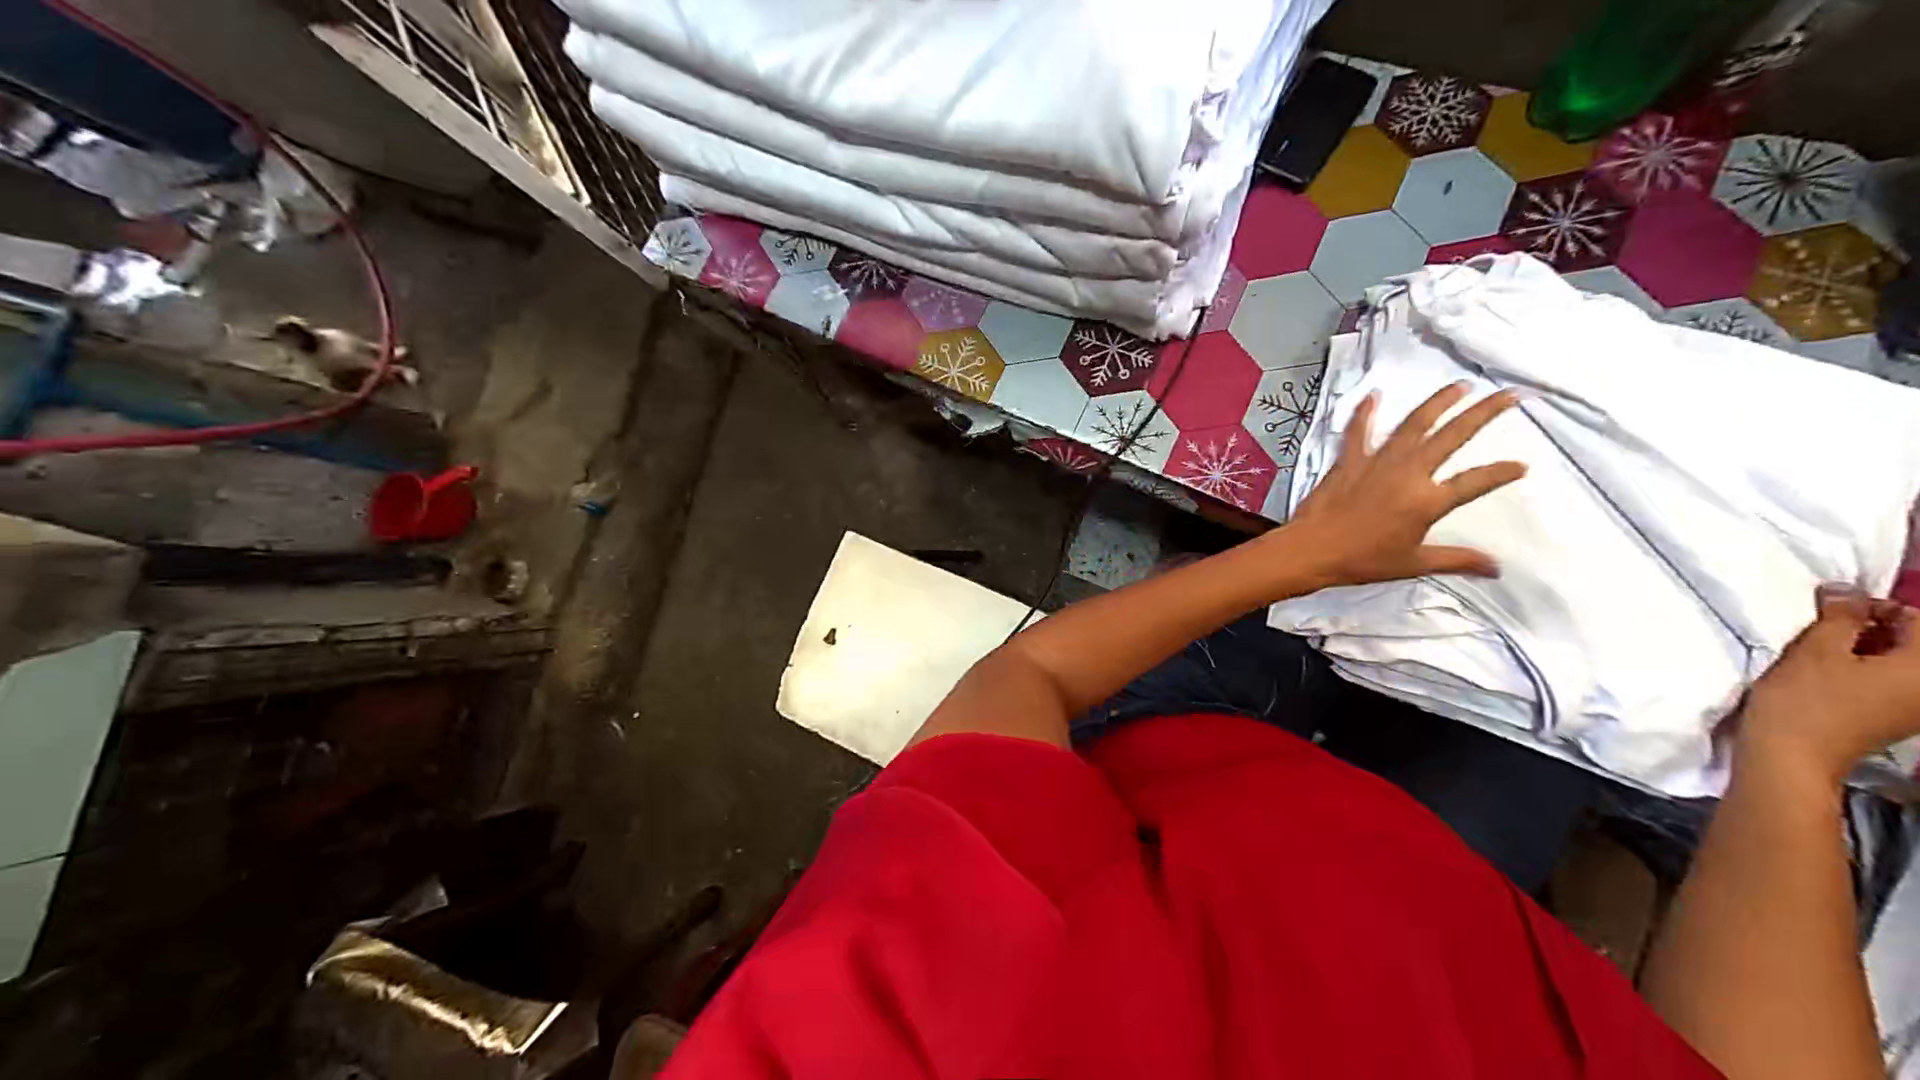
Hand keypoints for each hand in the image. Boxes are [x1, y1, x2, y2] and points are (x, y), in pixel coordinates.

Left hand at [1282, 381, 1525, 588]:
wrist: (1311, 550)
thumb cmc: (1362, 560)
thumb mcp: (1414, 564)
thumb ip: (1457, 560)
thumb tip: (1497, 569)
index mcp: (1427, 501)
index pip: (1475, 482)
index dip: (1500, 473)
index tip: (1521, 466)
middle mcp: (1407, 474)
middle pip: (1452, 436)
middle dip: (1483, 413)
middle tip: (1509, 395)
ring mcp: (1377, 463)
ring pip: (1413, 425)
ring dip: (1438, 402)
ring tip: (1459, 385)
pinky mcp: (1349, 462)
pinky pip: (1359, 432)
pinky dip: (1364, 412)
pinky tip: (1373, 394)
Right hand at [1739, 588, 1919, 786]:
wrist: (1793, 754)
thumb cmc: (1805, 699)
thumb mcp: (1815, 651)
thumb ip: (1840, 617)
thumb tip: (1847, 590)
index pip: (1916, 619)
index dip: (1872, 607)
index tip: (1829, 610)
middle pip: (1915, 642)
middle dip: (1872, 629)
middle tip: (1823, 630)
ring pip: (1904, 662)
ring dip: (1868, 650)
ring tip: (1823, 652)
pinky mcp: (1901, 716)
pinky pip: (1897, 681)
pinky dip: (1868, 670)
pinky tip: (1833, 675)